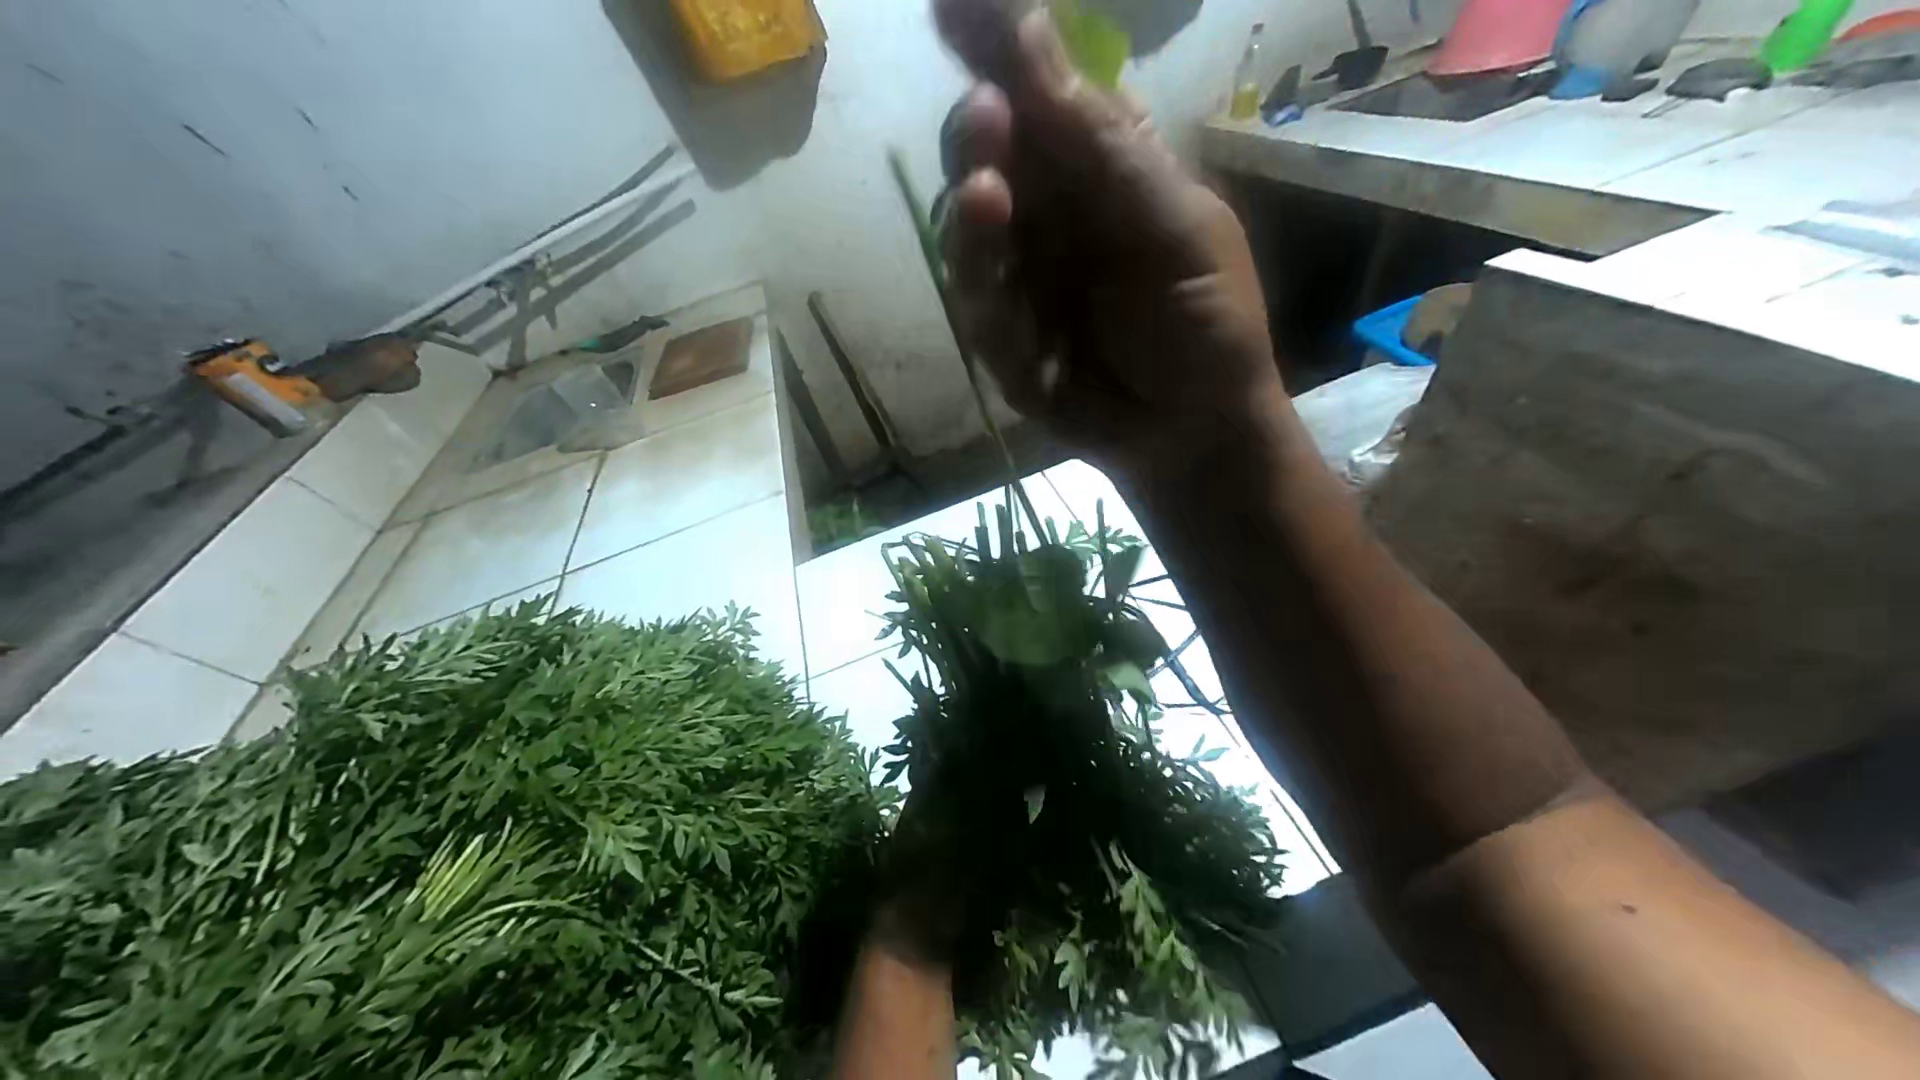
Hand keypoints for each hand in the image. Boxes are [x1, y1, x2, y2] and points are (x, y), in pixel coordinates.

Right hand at [934, 0, 1287, 479]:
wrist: (1195, 431)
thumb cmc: (1207, 324)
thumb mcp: (1176, 227)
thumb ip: (1105, 147)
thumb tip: (1030, 36)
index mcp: (1100, 171)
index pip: (1041, 96)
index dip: (996, 51)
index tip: (951, 5)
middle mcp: (1051, 217)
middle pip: (987, 160)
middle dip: (977, 140)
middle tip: (988, 123)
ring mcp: (1022, 282)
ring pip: (968, 239)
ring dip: (968, 222)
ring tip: (986, 201)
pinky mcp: (1005, 345)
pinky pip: (981, 320)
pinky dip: (991, 314)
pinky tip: (1012, 318)